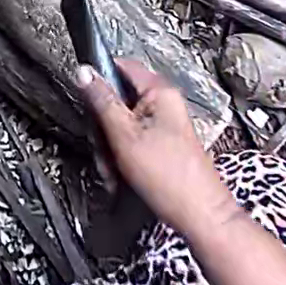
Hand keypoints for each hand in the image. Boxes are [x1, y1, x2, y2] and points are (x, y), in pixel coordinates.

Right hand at [74, 59, 230, 221]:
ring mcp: (164, 124)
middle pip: (117, 98)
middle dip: (103, 125)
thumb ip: (101, 100)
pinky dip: (122, 155)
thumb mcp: (124, 134)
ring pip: (121, 122)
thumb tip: (84, 71)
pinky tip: (120, 174)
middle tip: (104, 145)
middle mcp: (164, 104)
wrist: (201, 219)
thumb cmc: (170, 178)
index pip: (121, 65)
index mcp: (160, 92)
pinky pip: (132, 139)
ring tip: (113, 167)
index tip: (87, 96)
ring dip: (110, 146)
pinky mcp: (162, 143)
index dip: (99, 78)